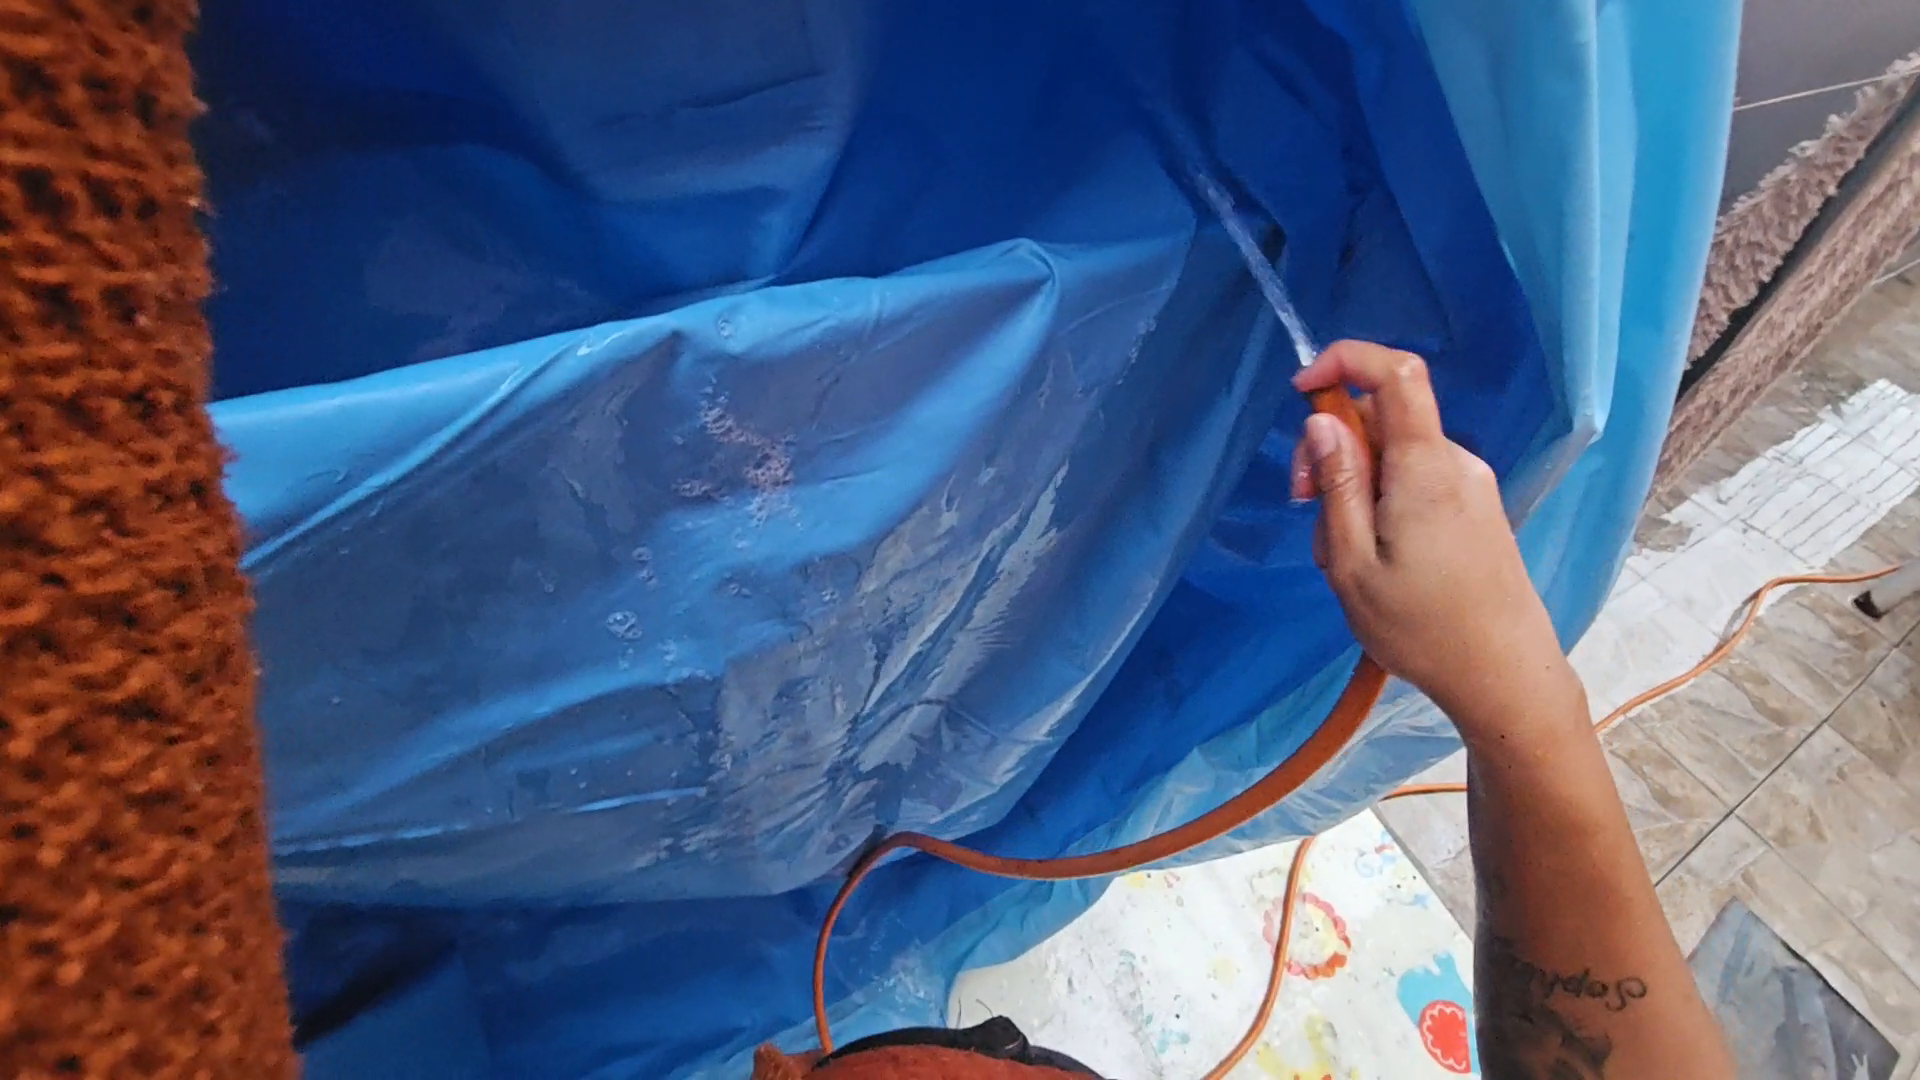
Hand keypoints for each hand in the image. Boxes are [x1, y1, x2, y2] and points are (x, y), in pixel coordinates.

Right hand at [1289, 341, 1581, 734]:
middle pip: (1381, 419)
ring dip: (1349, 488)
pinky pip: (1409, 480)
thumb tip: (1322, 420)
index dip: (1346, 360)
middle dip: (1330, 449)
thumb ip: (1337, 485)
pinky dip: (1374, 502)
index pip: (1396, 374)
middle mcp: (1453, 463)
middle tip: (1304, 505)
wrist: (1503, 676)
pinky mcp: (1471, 506)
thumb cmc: (1419, 626)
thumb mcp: (1352, 561)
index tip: (1300, 391)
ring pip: (1389, 456)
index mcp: (1424, 468)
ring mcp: (1467, 484)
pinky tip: (1368, 555)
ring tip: (1340, 554)